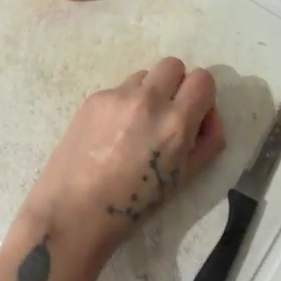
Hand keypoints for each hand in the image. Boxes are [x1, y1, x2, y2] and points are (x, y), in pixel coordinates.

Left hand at [22, 57, 225, 264]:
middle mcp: (148, 100)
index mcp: (176, 123)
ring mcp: (117, 96)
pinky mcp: (93, 99)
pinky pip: (118, 90)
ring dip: (148, 93)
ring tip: (134, 127)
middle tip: (165, 116)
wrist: (73, 214)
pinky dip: (122, 105)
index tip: (192, 115)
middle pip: (173, 65)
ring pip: (144, 75)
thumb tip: (206, 115)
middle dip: (175, 86)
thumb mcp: (185, 179)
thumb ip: (208, 141)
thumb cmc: (134, 206)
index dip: (202, 96)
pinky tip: (110, 135)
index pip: (203, 79)